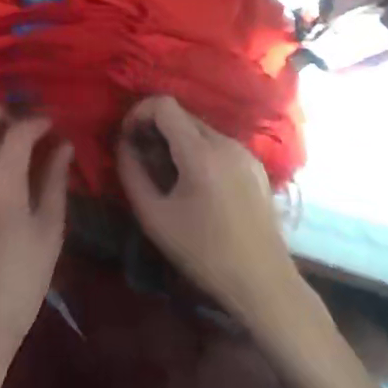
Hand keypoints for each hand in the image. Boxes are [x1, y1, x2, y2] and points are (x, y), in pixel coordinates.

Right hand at [117, 96, 300, 321]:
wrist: (263, 283)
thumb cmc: (204, 254)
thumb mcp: (155, 217)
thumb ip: (132, 174)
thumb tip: (123, 145)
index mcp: (201, 152)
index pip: (164, 104)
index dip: (139, 113)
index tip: (128, 139)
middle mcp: (226, 142)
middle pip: (183, 115)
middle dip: (156, 129)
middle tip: (143, 159)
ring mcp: (245, 151)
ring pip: (201, 129)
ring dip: (178, 141)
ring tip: (168, 175)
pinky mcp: (255, 165)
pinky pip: (219, 144)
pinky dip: (199, 152)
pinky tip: (197, 186)